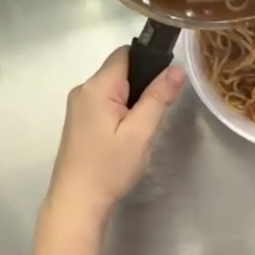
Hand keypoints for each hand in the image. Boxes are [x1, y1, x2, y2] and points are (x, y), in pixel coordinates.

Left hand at [45, 47, 185, 219]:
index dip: (149, 62)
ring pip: (113, 89)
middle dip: (142, 85)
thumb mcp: (140, 133)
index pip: (125, 53)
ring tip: (142, 127)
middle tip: (155, 113)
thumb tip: (177, 69)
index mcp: (96, 87)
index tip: (165, 84)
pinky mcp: (79, 121)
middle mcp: (83, 89)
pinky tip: (126, 135)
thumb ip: (158, 98)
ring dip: (132, 101)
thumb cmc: (109, 167)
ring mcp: (78, 106)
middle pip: (119, 70)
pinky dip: (120, 112)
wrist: (77, 201)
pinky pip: (105, 103)